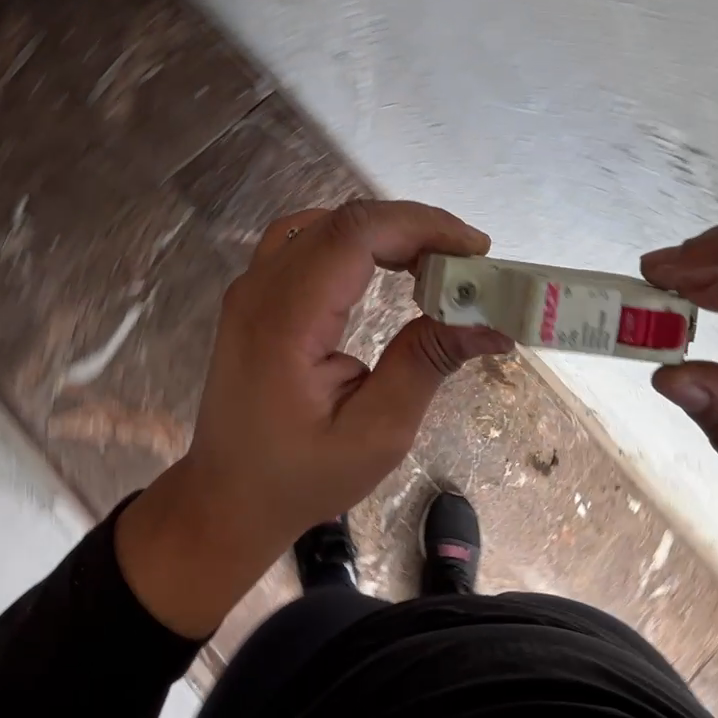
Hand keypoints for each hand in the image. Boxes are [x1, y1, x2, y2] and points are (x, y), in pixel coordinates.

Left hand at [118, 200, 513, 637]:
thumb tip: (489, 322)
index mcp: (283, 320)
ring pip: (324, 223)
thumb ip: (425, 365)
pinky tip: (382, 263)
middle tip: (466, 262)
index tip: (475, 251)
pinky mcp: (254, 295)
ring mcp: (250, 287)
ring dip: (384, 232)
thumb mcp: (375, 435)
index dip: (419, 227)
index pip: (353, 235)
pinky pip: (305, 240)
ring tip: (433, 262)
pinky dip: (354, 240)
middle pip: (342, 222)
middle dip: (413, 229)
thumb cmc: (299, 477)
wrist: (228, 495)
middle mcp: (259, 289)